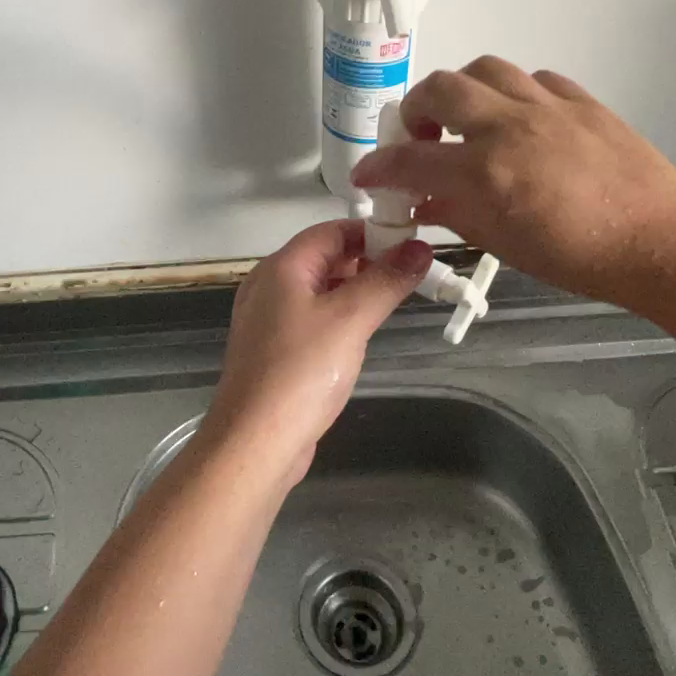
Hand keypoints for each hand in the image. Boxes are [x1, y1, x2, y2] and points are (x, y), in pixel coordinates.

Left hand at [203, 220, 432, 483]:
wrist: (254, 444)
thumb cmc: (300, 372)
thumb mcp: (350, 320)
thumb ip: (386, 281)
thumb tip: (420, 247)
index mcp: (281, 268)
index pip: (331, 231)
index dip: (372, 232)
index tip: (412, 242)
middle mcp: (270, 287)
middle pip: (325, 258)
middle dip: (368, 261)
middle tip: (412, 273)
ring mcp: (269, 321)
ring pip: (320, 290)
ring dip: (356, 290)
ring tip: (396, 299)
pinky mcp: (275, 352)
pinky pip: (313, 319)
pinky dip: (340, 317)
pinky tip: (362, 334)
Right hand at [350, 56, 675, 311]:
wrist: (665, 244)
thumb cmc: (582, 259)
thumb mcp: (507, 247)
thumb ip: (457, 217)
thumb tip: (423, 205)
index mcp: (486, 172)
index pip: (410, 160)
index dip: (378, 166)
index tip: (366, 174)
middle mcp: (510, 127)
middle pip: (440, 89)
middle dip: (414, 109)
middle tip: (420, 137)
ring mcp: (548, 107)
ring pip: (486, 69)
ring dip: (463, 91)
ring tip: (468, 119)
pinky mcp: (583, 101)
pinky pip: (535, 80)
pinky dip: (514, 94)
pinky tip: (521, 120)